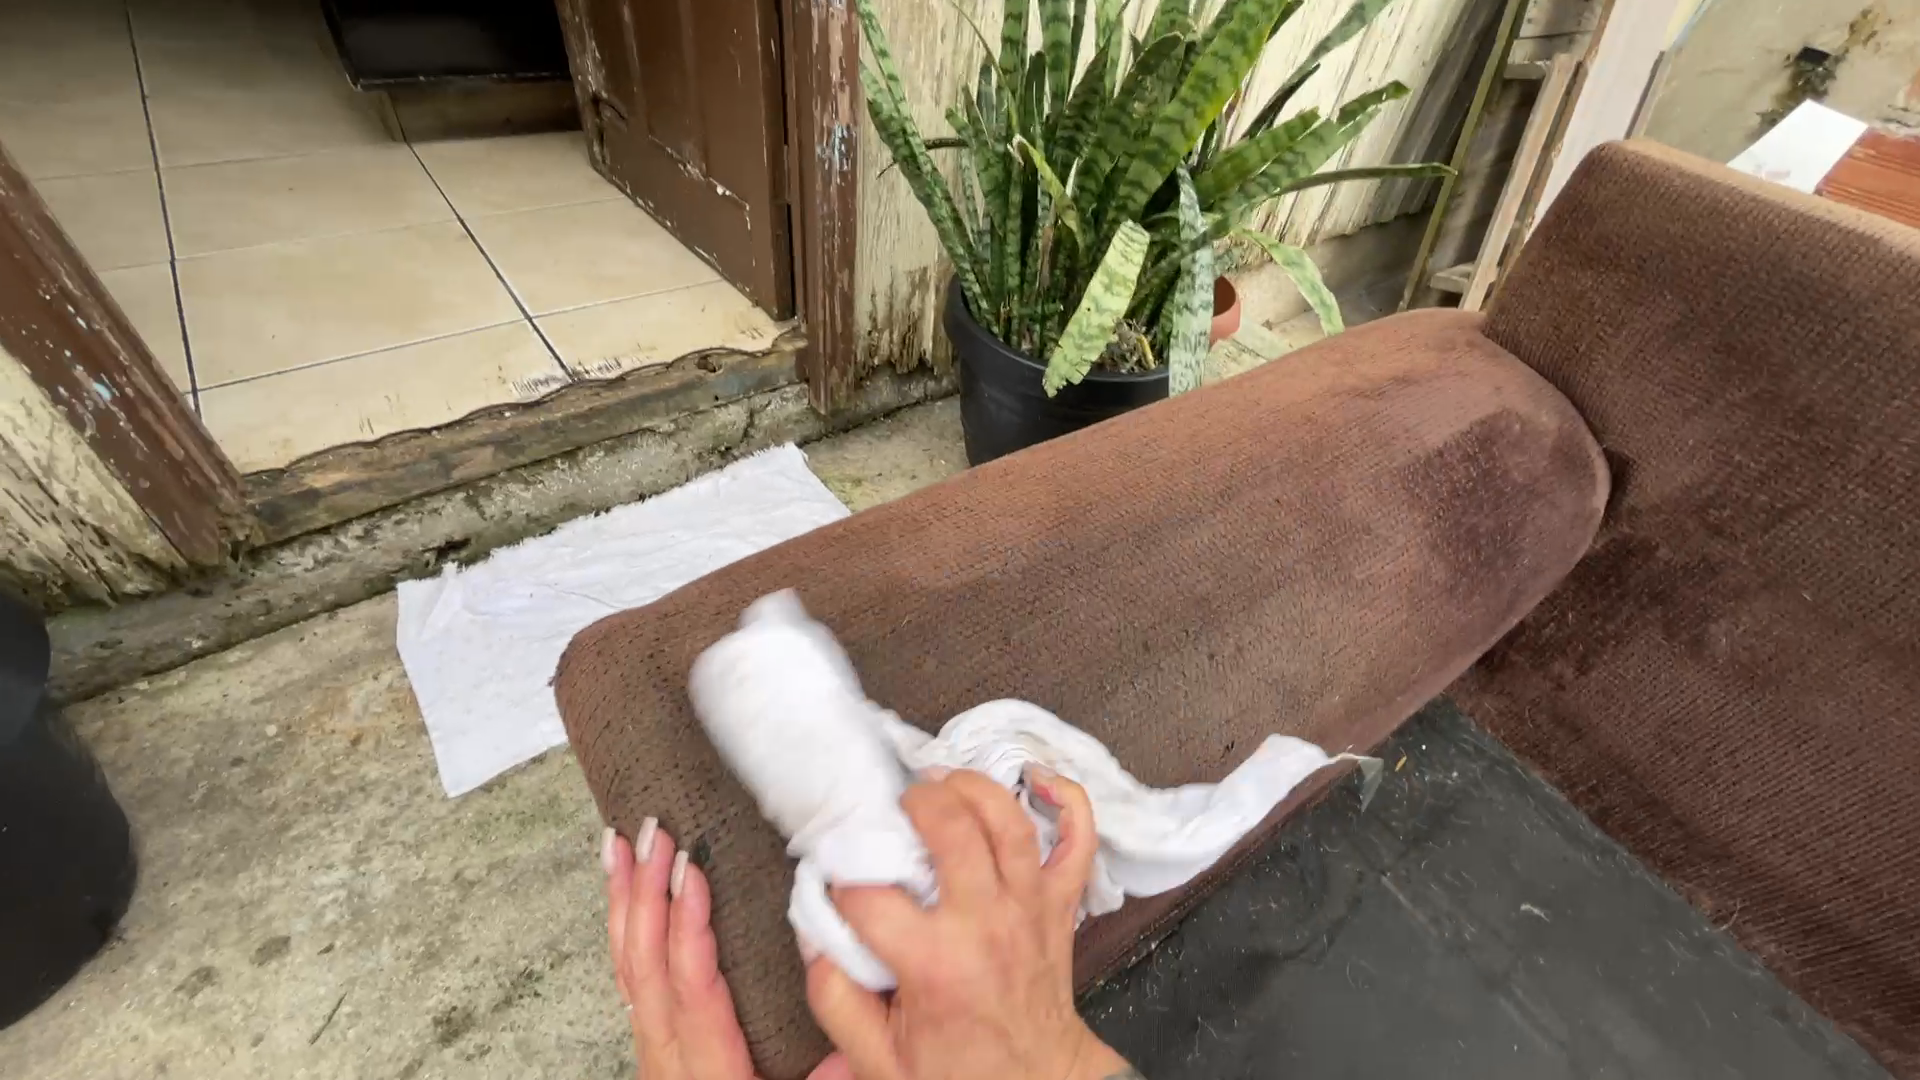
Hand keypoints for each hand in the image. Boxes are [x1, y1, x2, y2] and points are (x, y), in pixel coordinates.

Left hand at [603, 820, 849, 1079]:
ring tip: (622, 843)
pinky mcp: (650, 1031)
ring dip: (624, 898)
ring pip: (627, 966)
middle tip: (656, 835)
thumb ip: (827, 1068)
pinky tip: (617, 882)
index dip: (687, 929)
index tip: (690, 869)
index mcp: (710, 1069)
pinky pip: (624, 972)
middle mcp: (669, 1057)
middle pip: (647, 969)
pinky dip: (620, 921)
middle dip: (647, 894)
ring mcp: (652, 1043)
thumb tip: (848, 1017)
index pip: (692, 989)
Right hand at [804, 767, 1136, 1079]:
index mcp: (936, 964)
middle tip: (901, 803)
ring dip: (977, 787)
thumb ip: (837, 1000)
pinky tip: (1038, 778)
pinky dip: (1067, 800)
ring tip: (948, 780)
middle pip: (954, 831)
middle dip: (920, 801)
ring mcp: (1031, 906)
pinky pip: (1078, 838)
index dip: (845, 883)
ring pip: (1010, 823)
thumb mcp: (880, 1060)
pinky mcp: (1061, 902)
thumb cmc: (959, 1070)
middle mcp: (987, 924)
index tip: (844, 883)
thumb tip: (816, 937)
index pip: (872, 898)